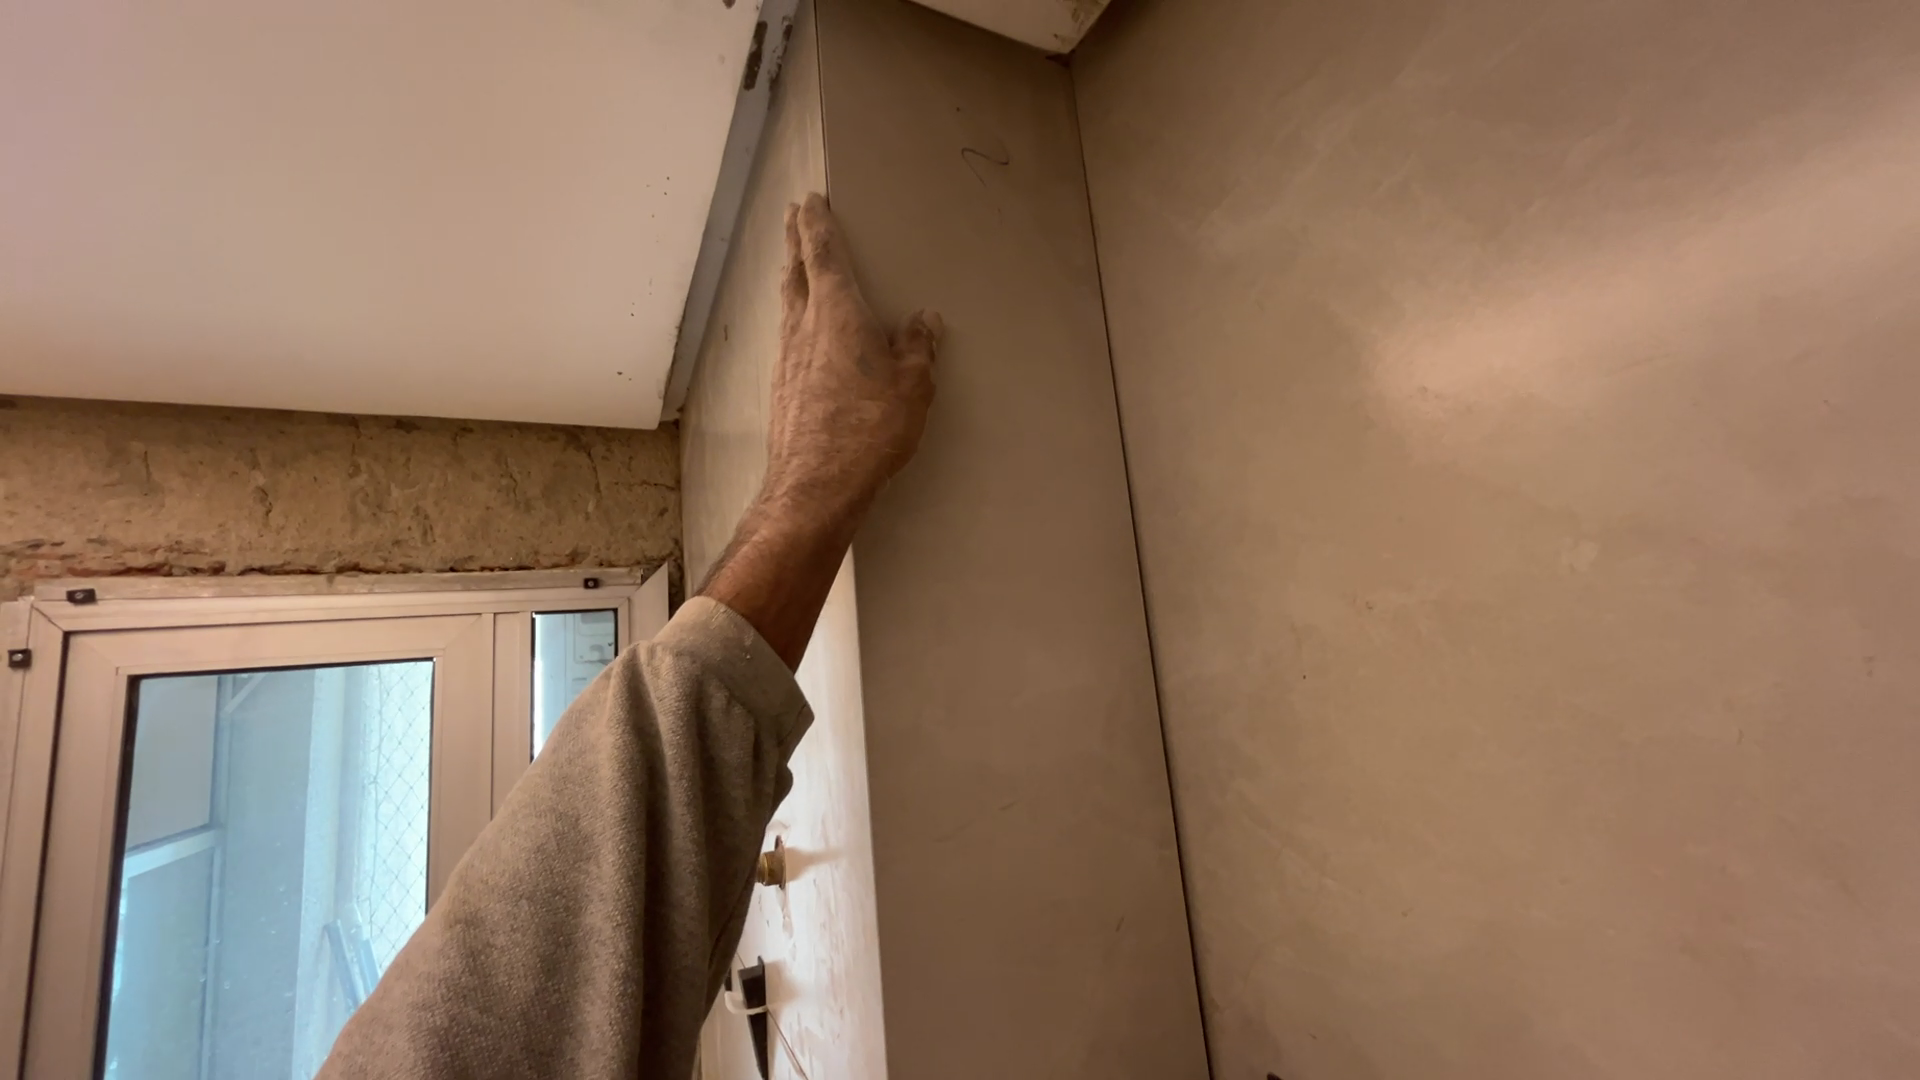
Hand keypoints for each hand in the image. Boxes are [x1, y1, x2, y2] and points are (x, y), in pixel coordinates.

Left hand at [763, 193, 941, 518]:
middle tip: (793, 220)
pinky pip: (788, 340)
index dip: (816, 224)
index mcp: (837, 313)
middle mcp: (804, 328)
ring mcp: (786, 359)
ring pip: (787, 306)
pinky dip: (795, 323)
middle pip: (794, 272)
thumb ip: (918, 348)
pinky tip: (803, 337)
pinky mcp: (782, 389)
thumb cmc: (869, 429)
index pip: (822, 254)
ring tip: (795, 270)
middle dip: (795, 242)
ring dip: (791, 280)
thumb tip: (925, 321)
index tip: (810, 201)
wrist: (817, 485)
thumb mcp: (912, 386)